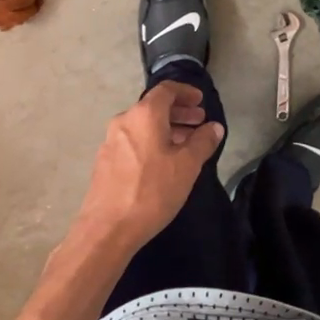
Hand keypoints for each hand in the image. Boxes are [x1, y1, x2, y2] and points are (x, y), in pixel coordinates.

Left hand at [72, 82, 223, 252]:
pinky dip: (151, 141)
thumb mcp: (186, 166)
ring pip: (143, 125)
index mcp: (144, 115)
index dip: (185, 92)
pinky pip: (133, 140)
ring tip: (185, 144)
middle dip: (178, 112)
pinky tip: (162, 162)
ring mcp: (111, 141)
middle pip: (154, 106)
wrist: (107, 229)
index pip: (166, 90)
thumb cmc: (151, 191)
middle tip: (198, 122)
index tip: (200, 101)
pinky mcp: (105, 161)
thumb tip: (214, 127)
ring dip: (166, 128)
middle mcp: (124, 121)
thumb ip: (203, 142)